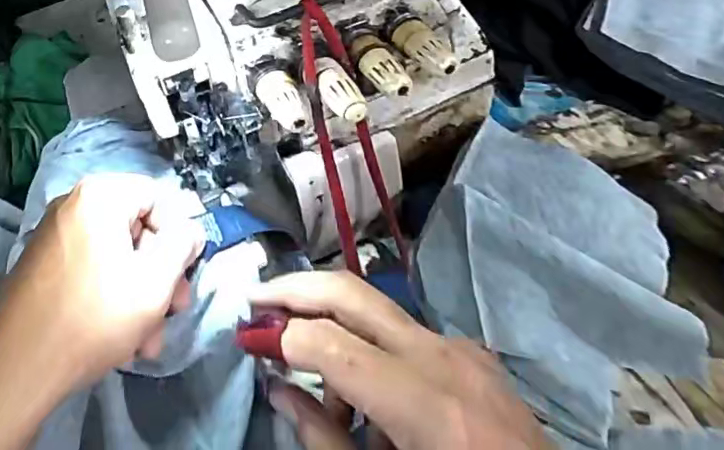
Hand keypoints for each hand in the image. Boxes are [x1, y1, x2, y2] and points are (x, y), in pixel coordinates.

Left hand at [0, 174, 204, 449]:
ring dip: (138, 293)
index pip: (157, 197)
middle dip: (160, 272)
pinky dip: (110, 294)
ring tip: (146, 339)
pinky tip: (120, 336)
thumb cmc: (93, 316)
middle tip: (172, 310)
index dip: (179, 234)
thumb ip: (181, 248)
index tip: (186, 272)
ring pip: (115, 253)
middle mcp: (73, 203)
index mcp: (99, 194)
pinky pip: (91, 266)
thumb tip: (190, 229)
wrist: (17, 364)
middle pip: (136, 226)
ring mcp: (55, 232)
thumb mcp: (154, 283)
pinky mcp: (44, 261)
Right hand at [253, 271, 550, 449]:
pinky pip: (407, 335)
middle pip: (351, 293)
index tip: (246, 341)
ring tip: (316, 382)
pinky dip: (372, 349)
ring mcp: (466, 353)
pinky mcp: (476, 357)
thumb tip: (278, 390)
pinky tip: (371, 400)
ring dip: (332, 324)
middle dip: (294, 289)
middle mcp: (447, 361)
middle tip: (253, 299)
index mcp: (431, 408)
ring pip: (375, 309)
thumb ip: (327, 443)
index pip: (332, 345)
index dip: (281, 338)